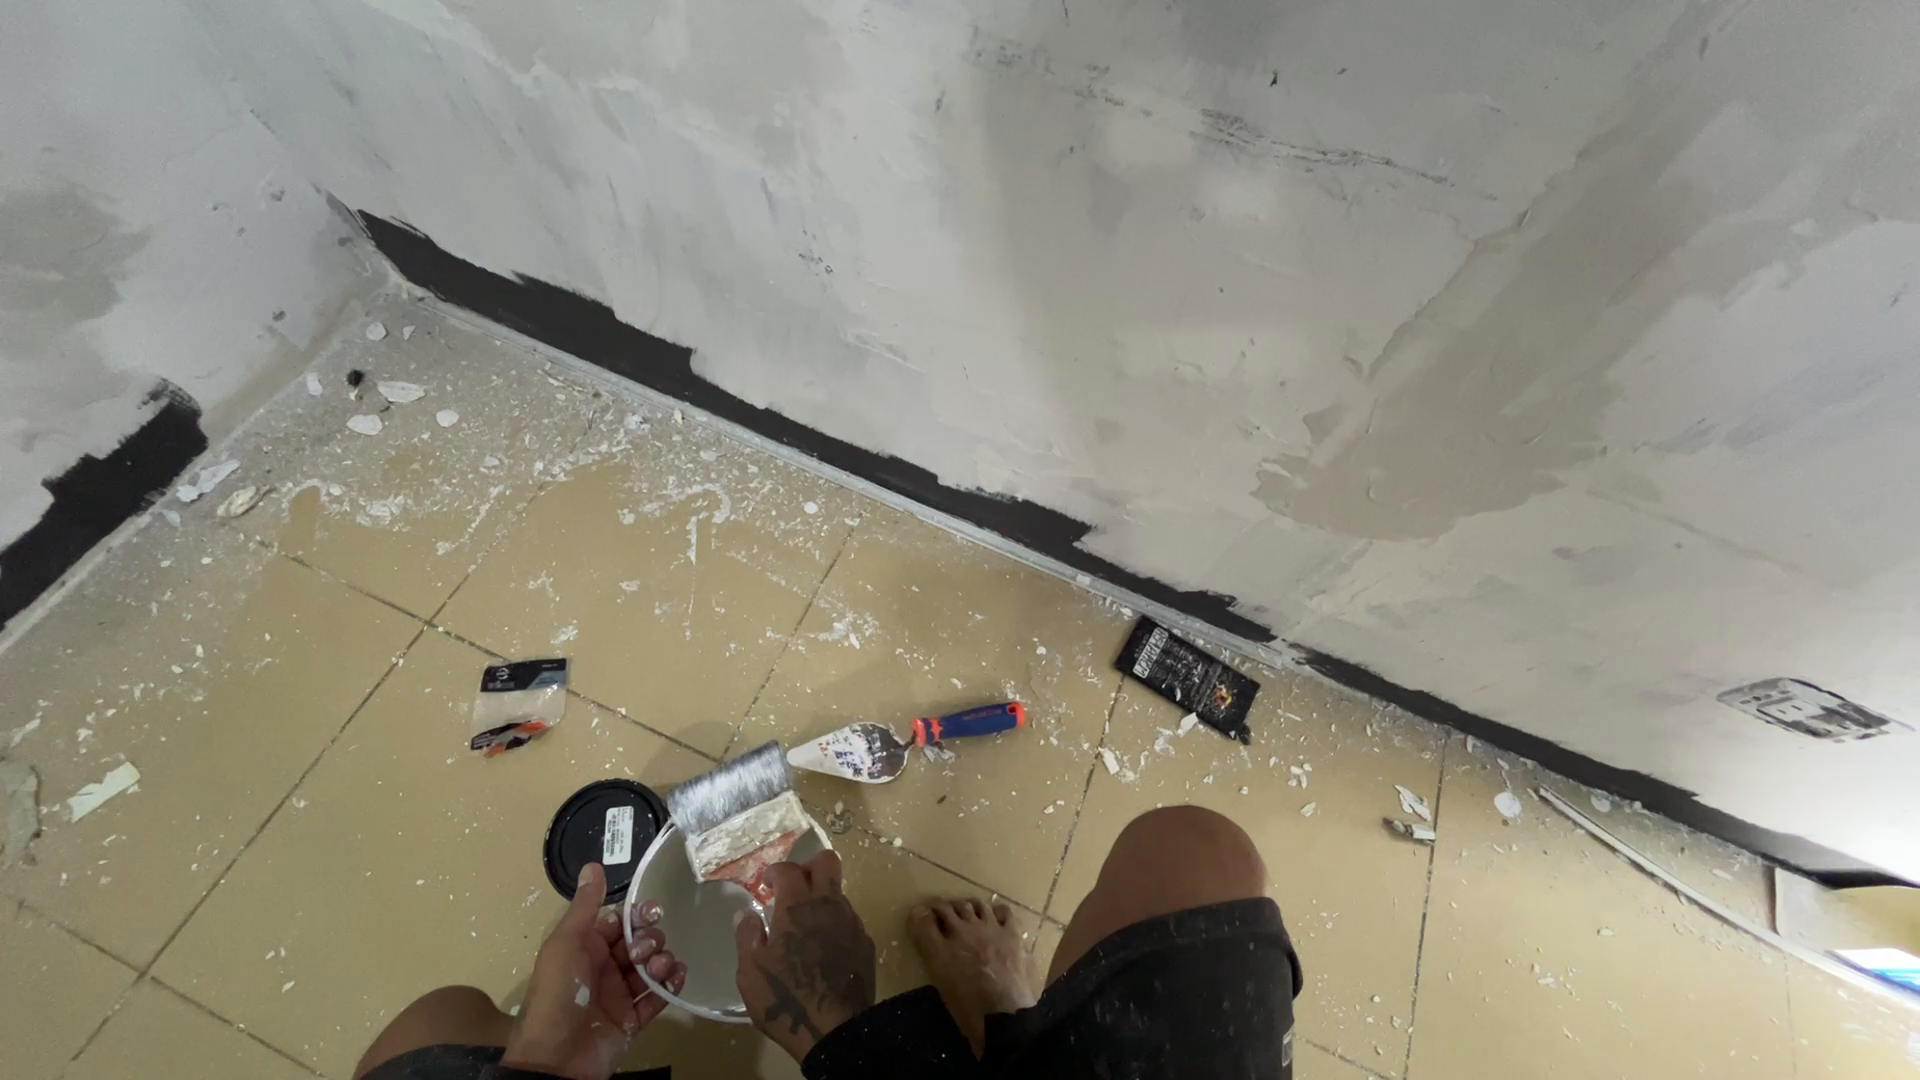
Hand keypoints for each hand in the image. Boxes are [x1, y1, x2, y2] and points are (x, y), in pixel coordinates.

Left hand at [503, 863, 686, 1079]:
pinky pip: (660, 996)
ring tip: (657, 969)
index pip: (620, 922)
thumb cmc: (557, 996)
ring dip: (663, 960)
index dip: (638, 915)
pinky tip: (674, 979)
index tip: (651, 912)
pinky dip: (671, 984)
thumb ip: (585, 906)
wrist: (556, 1062)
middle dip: (651, 939)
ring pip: (653, 966)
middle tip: (643, 952)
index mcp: (586, 949)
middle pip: (641, 941)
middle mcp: (605, 968)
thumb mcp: (565, 946)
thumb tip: (593, 865)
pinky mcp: (634, 1020)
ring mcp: (621, 995)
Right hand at [734, 851, 876, 1062]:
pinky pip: (849, 920)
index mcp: (797, 905)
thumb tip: (746, 913)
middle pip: (827, 861)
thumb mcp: (751, 971)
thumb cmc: (785, 997)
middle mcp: (828, 903)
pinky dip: (835, 925)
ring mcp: (851, 920)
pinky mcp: (865, 941)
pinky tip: (825, 949)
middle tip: (795, 886)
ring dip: (822, 900)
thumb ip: (747, 936)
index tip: (767, 883)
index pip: (788, 869)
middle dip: (809, 866)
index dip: (775, 871)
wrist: (834, 1028)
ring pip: (839, 893)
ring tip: (806, 927)